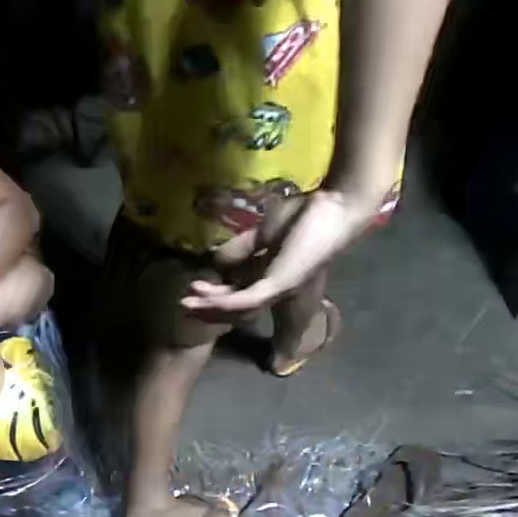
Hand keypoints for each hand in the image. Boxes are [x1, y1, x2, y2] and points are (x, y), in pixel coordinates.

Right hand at [180, 186, 383, 316]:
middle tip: (184, 305)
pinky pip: (247, 299)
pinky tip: (204, 297)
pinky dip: (224, 301)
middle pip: (236, 309)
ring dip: (211, 308)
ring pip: (239, 309)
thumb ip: (241, 249)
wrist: (333, 207)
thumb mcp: (262, 235)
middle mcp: (275, 290)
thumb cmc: (303, 217)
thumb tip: (216, 262)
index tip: (193, 292)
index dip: (214, 297)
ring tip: (187, 303)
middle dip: (208, 309)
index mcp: (272, 279)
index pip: (239, 296)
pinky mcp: (280, 284)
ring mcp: (278, 289)